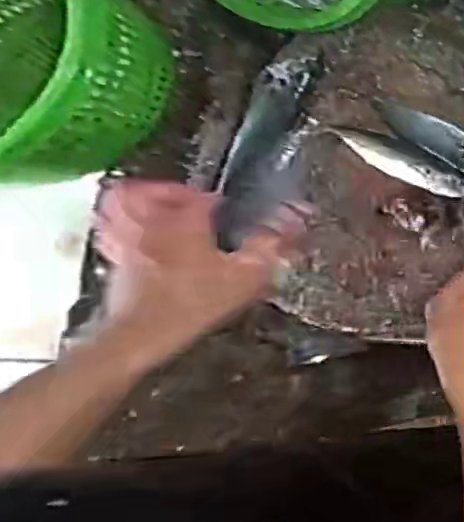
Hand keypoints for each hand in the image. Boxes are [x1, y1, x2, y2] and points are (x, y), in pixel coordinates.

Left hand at [96, 180, 303, 354]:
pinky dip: (128, 221)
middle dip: (166, 189)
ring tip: (166, 208)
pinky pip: (113, 227)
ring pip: (118, 206)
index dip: (216, 198)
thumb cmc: (199, 301)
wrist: (146, 331)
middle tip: (190, 197)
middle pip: (141, 192)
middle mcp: (149, 228)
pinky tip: (146, 231)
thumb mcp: (249, 276)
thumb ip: (270, 247)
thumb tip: (292, 226)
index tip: (230, 205)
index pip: (198, 198)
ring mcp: (126, 241)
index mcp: (183, 227)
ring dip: (141, 202)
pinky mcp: (115, 257)